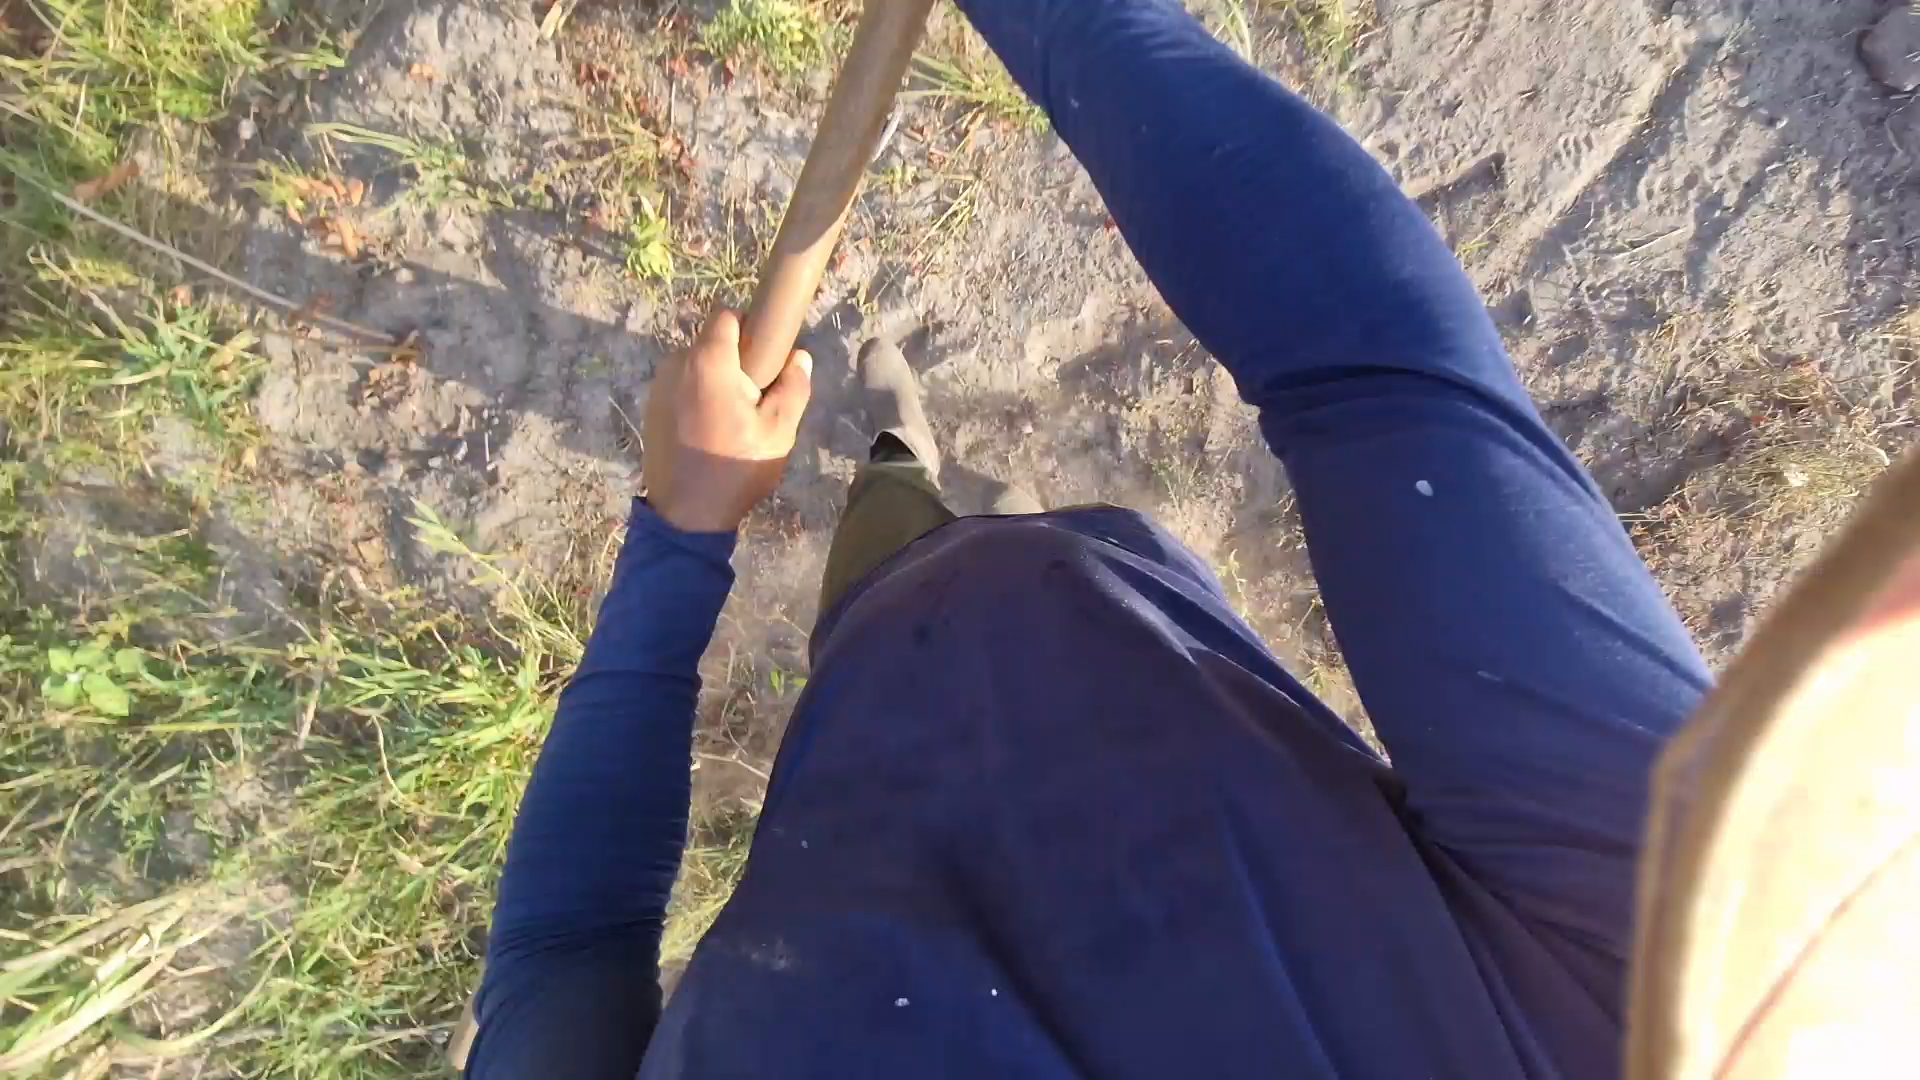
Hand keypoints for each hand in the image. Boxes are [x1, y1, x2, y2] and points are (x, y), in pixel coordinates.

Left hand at [642, 310, 812, 532]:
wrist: (687, 513)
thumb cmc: (737, 467)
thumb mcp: (780, 431)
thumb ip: (794, 387)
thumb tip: (800, 357)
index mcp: (709, 362)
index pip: (726, 315)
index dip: (750, 328)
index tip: (766, 357)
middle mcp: (676, 364)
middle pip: (712, 343)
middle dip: (736, 361)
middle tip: (756, 399)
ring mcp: (658, 386)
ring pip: (696, 366)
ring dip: (716, 381)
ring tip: (733, 421)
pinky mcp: (651, 408)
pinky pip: (682, 388)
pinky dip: (698, 399)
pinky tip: (711, 433)